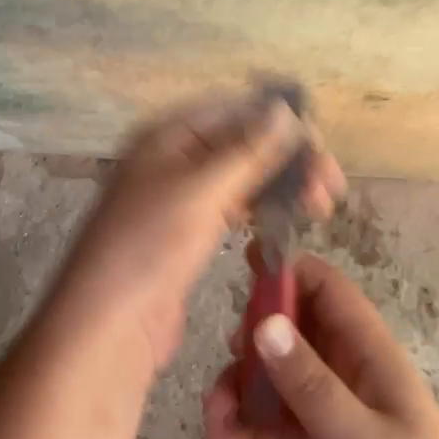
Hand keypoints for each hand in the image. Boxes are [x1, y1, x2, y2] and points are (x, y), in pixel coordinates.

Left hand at [48, 90, 344, 373]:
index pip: (233, 109)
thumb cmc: (148, 247)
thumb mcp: (201, 190)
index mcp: (166, 134)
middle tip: (331, 183)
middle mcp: (173, 157)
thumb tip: (286, 110)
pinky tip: (292, 219)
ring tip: (324, 203)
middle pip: (241, 143)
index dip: (277, 120)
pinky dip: (264, 209)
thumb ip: (247, 150)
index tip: (320, 142)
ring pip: (242, 177)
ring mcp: (180, 197)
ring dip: (282, 184)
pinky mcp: (189, 234)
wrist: (107, 329)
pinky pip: (234, 207)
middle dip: (288, 157)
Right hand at [205, 249, 438, 438]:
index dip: (288, 272)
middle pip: (291, 330)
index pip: (326, 288)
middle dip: (252, 339)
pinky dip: (247, 425)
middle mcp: (346, 368)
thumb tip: (265, 321)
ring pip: (275, 376)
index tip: (243, 269)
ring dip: (240, 388)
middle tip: (228, 361)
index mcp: (369, 350)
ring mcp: (331, 405)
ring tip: (214, 417)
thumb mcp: (362, 437)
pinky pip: (274, 418)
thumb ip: (313, 384)